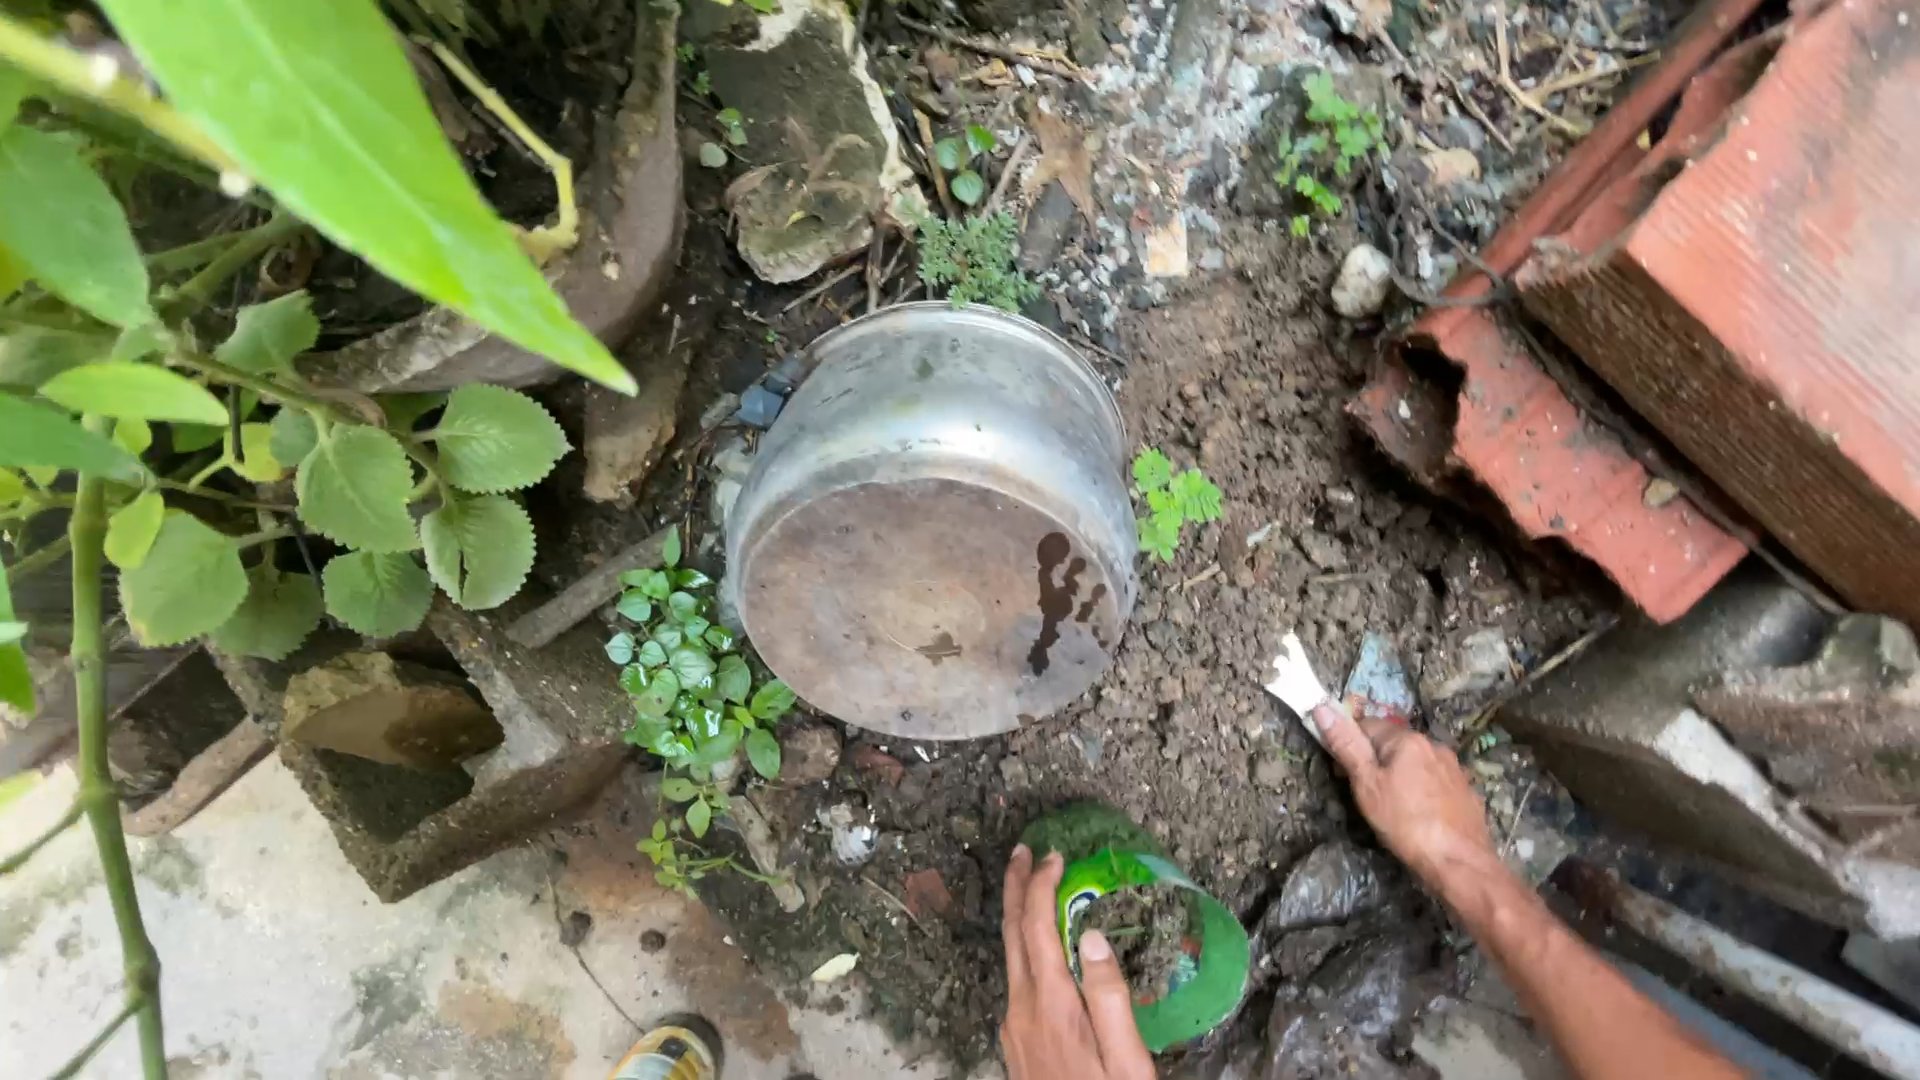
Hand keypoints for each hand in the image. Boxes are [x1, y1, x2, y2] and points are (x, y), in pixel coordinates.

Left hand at [1000, 845, 1154, 1079]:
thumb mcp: (1129, 1064)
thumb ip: (1109, 997)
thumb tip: (1093, 934)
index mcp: (1051, 1006)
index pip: (1036, 927)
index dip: (1040, 885)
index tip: (1053, 855)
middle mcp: (1022, 1010)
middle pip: (1011, 933)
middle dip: (1014, 886)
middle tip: (1021, 850)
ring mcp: (1014, 1028)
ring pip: (1010, 955)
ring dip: (1017, 914)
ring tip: (1030, 884)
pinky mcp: (1016, 1044)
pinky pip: (1017, 979)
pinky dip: (1025, 947)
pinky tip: (1040, 947)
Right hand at [1312, 704, 1500, 892]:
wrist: (1461, 864)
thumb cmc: (1405, 822)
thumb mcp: (1366, 783)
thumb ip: (1345, 744)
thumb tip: (1321, 707)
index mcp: (1406, 739)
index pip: (1366, 724)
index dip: (1349, 745)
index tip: (1343, 772)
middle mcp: (1433, 745)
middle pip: (1391, 742)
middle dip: (1373, 760)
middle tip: (1365, 791)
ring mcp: (1453, 767)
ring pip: (1413, 760)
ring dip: (1397, 772)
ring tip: (1391, 804)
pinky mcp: (1465, 789)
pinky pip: (1432, 778)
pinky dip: (1419, 787)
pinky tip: (1417, 811)